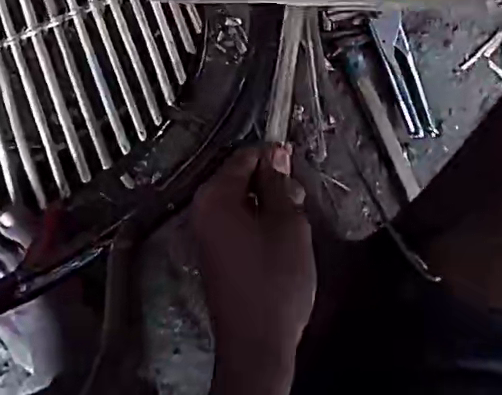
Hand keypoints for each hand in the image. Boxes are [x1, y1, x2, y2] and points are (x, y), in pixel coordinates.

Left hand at [188, 144, 314, 393]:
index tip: (295, 163)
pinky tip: (279, 241)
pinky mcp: (213, 255)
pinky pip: (235, 223)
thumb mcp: (286, 223)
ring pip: (240, 201)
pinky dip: (256, 223)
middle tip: (298, 199)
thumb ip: (280, 183)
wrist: (256, 348)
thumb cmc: (274, 281)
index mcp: (215, 196)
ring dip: (266, 204)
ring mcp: (205, 233)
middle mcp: (202, 209)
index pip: (244, 157)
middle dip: (270, 183)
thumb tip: (276, 153)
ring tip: (294, 222)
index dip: (273, 156)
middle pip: (239, 178)